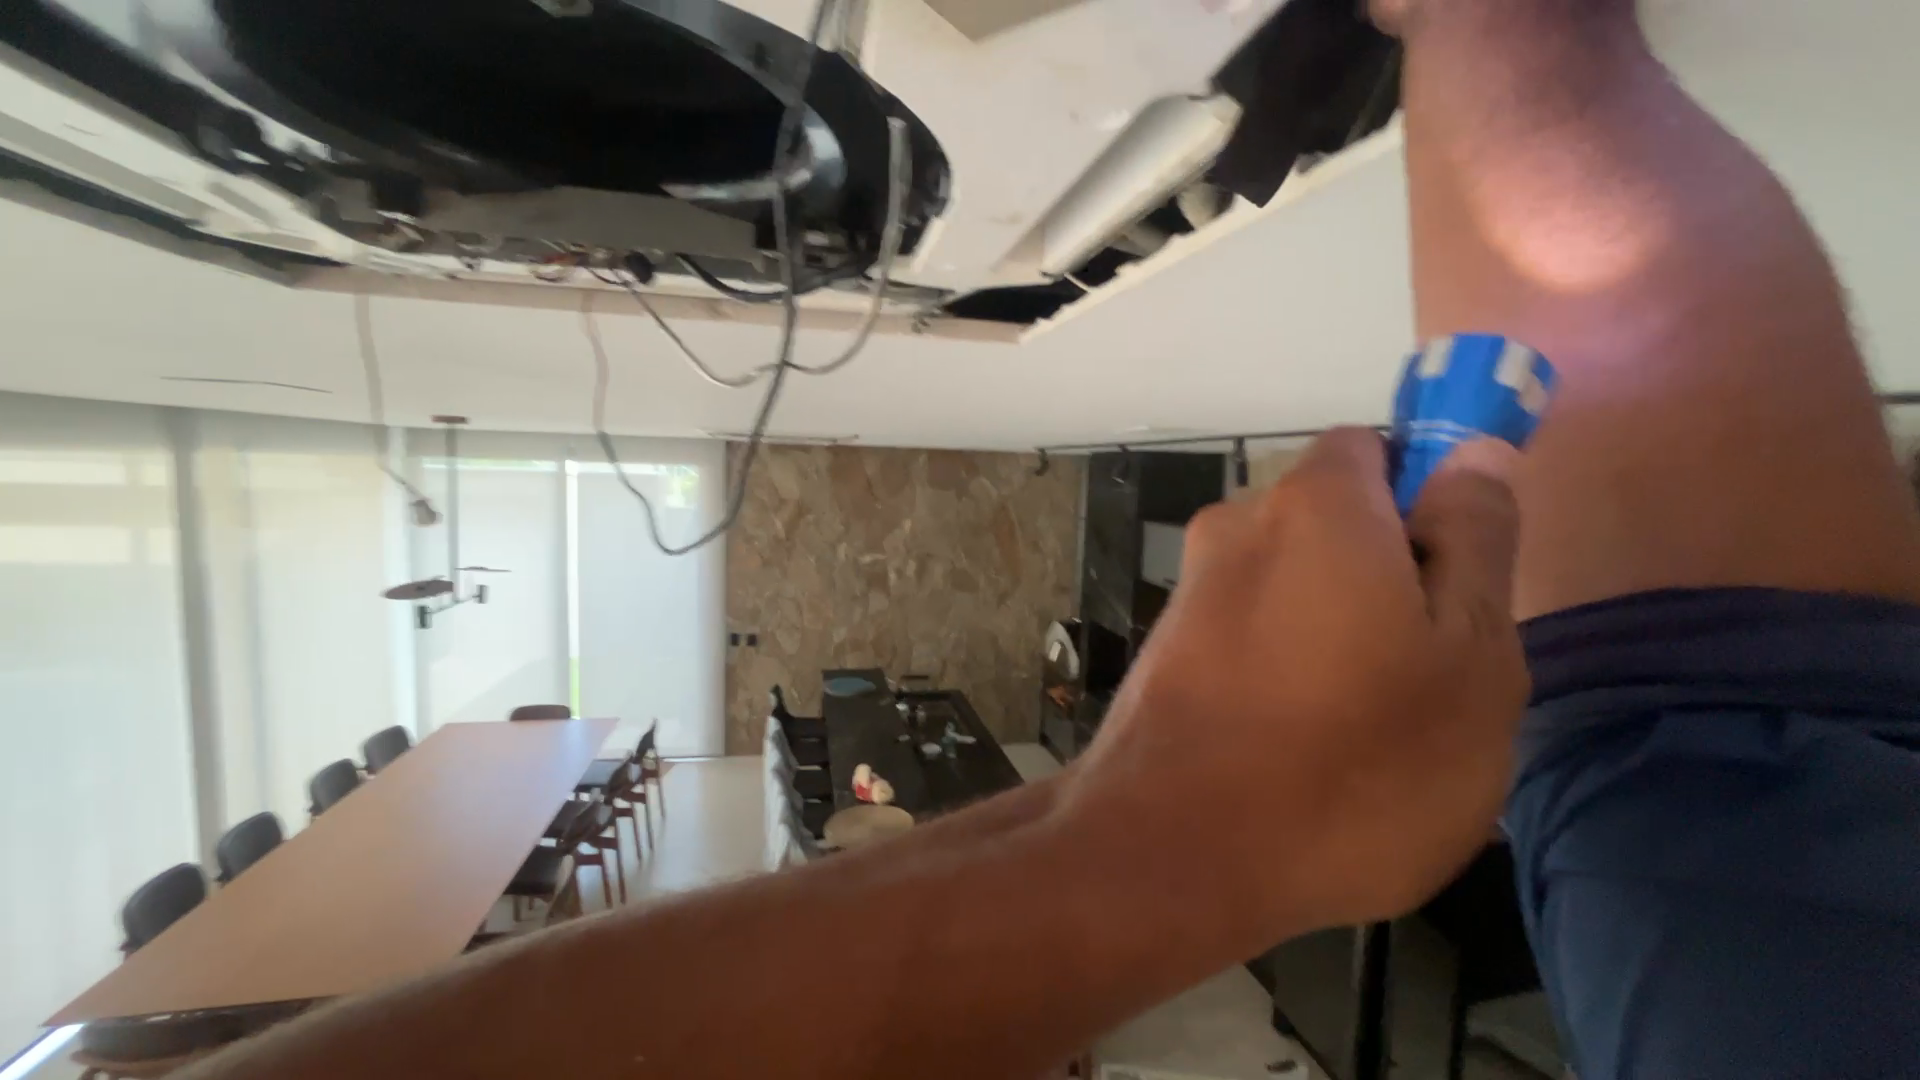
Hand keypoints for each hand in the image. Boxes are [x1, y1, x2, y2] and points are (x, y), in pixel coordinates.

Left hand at [1065, 429, 1526, 938]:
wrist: (1174, 849)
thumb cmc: (1353, 763)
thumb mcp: (1469, 657)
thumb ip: (1476, 541)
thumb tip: (1471, 455)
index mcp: (1315, 506)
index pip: (1378, 449)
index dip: (1428, 498)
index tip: (1457, 579)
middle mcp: (1238, 527)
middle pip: (1337, 524)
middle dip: (1390, 579)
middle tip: (1427, 676)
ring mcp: (1193, 591)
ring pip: (1297, 589)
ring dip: (1340, 636)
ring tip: (1367, 730)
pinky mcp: (1167, 648)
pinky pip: (1252, 635)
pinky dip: (1285, 670)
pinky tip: (1303, 747)